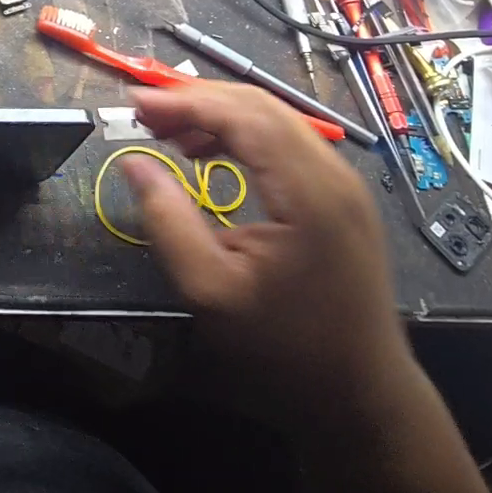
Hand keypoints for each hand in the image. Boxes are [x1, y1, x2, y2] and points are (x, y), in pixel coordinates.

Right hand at [122, 82, 420, 436]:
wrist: (359, 393)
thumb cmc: (282, 347)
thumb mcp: (208, 288)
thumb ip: (166, 219)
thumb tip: (133, 163)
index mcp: (308, 192)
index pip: (243, 116)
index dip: (184, 101)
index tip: (133, 102)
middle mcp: (334, 175)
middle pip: (261, 106)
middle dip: (197, 99)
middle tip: (143, 112)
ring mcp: (342, 185)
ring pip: (273, 119)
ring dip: (216, 115)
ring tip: (165, 131)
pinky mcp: (338, 197)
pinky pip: (284, 143)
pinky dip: (239, 135)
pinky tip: (206, 152)